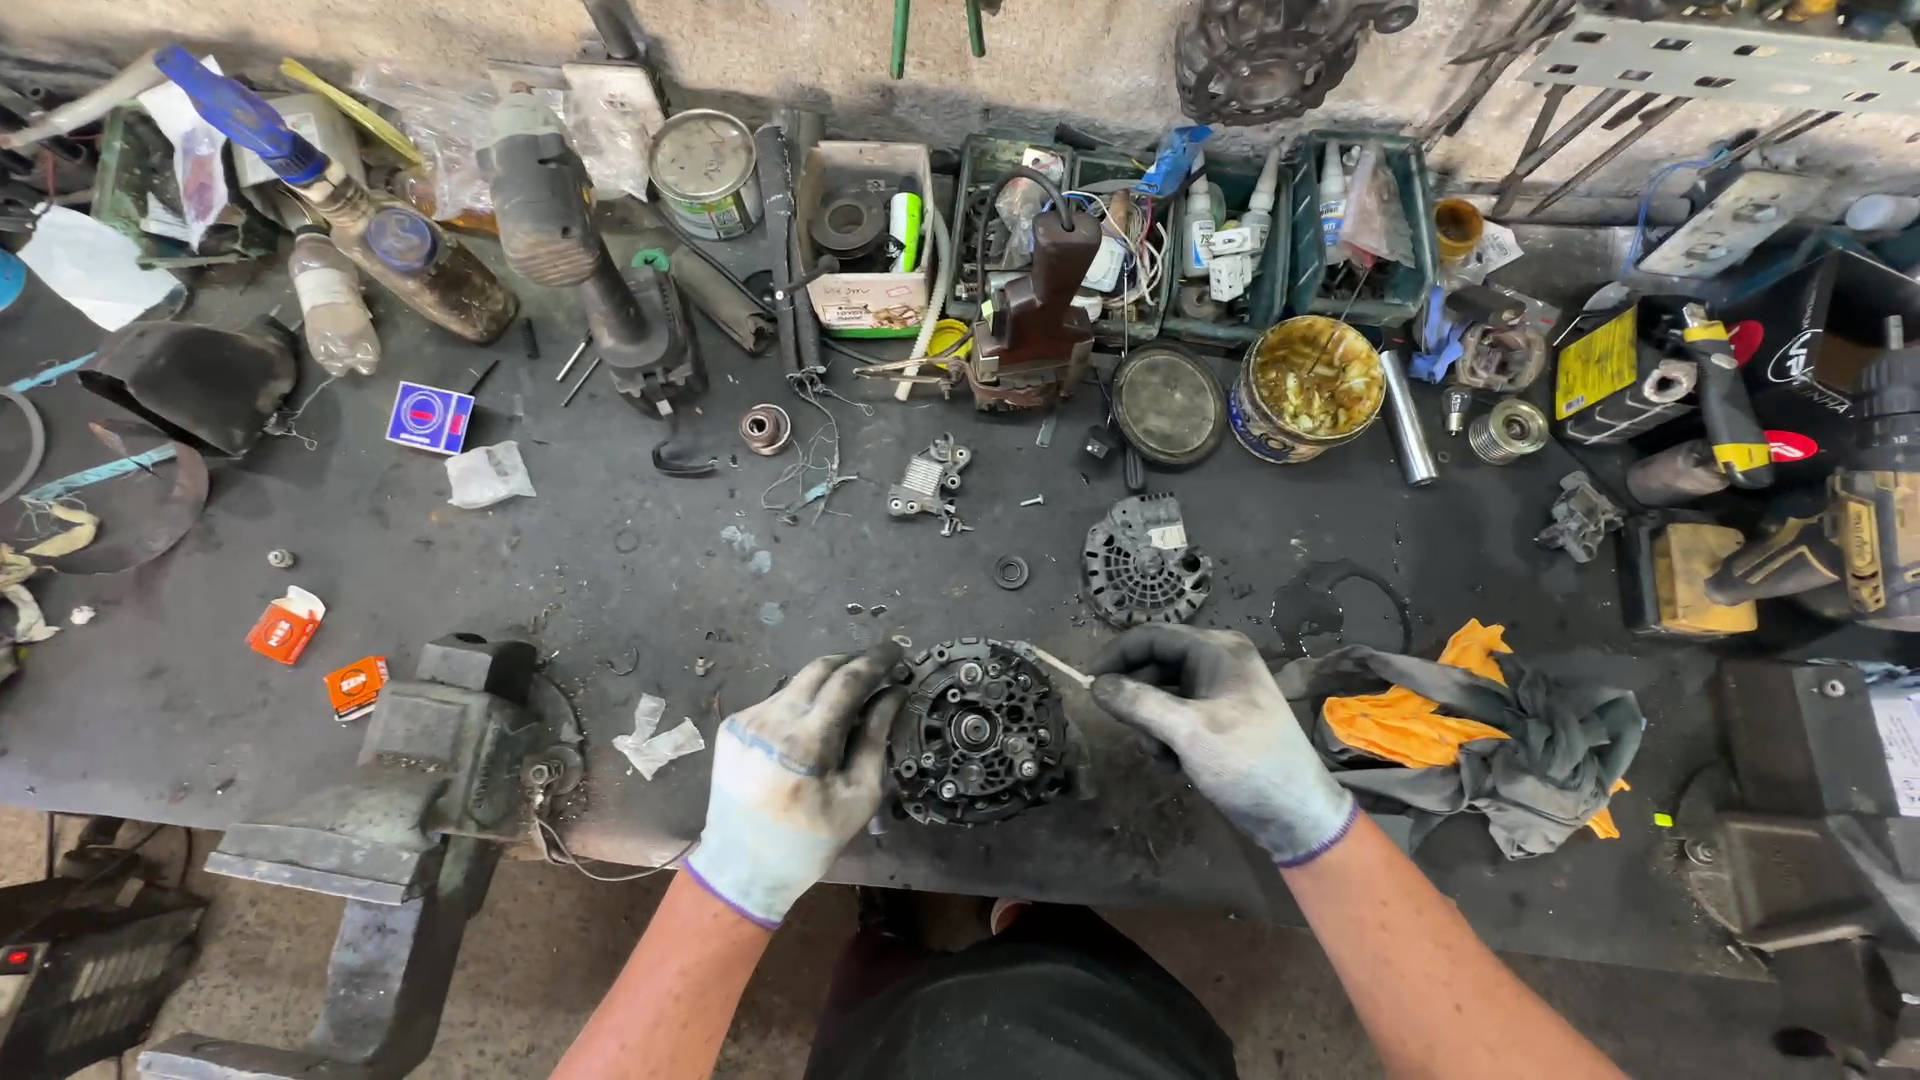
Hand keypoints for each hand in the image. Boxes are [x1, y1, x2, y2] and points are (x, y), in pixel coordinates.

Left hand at [686, 643, 906, 926]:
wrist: (741, 865)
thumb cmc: (810, 840)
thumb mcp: (858, 796)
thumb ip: (875, 737)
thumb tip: (893, 694)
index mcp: (805, 743)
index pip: (848, 681)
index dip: (876, 661)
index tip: (897, 650)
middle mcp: (771, 721)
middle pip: (820, 668)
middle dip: (853, 660)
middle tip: (879, 665)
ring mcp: (747, 721)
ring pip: (798, 682)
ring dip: (828, 681)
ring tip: (851, 696)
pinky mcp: (733, 726)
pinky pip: (778, 700)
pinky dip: (803, 702)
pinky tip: (815, 723)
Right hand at [1089, 625, 1355, 866]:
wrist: (1297, 815)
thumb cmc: (1247, 764)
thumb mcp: (1188, 732)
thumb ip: (1138, 703)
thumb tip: (1095, 686)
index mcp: (1217, 649)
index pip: (1151, 635)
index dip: (1116, 655)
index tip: (1089, 684)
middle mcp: (1218, 660)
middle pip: (1154, 664)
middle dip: (1137, 700)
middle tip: (1130, 732)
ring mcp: (1219, 688)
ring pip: (1160, 692)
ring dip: (1150, 723)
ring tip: (1161, 756)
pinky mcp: (1218, 715)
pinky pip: (1175, 713)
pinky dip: (1165, 735)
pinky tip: (1175, 763)